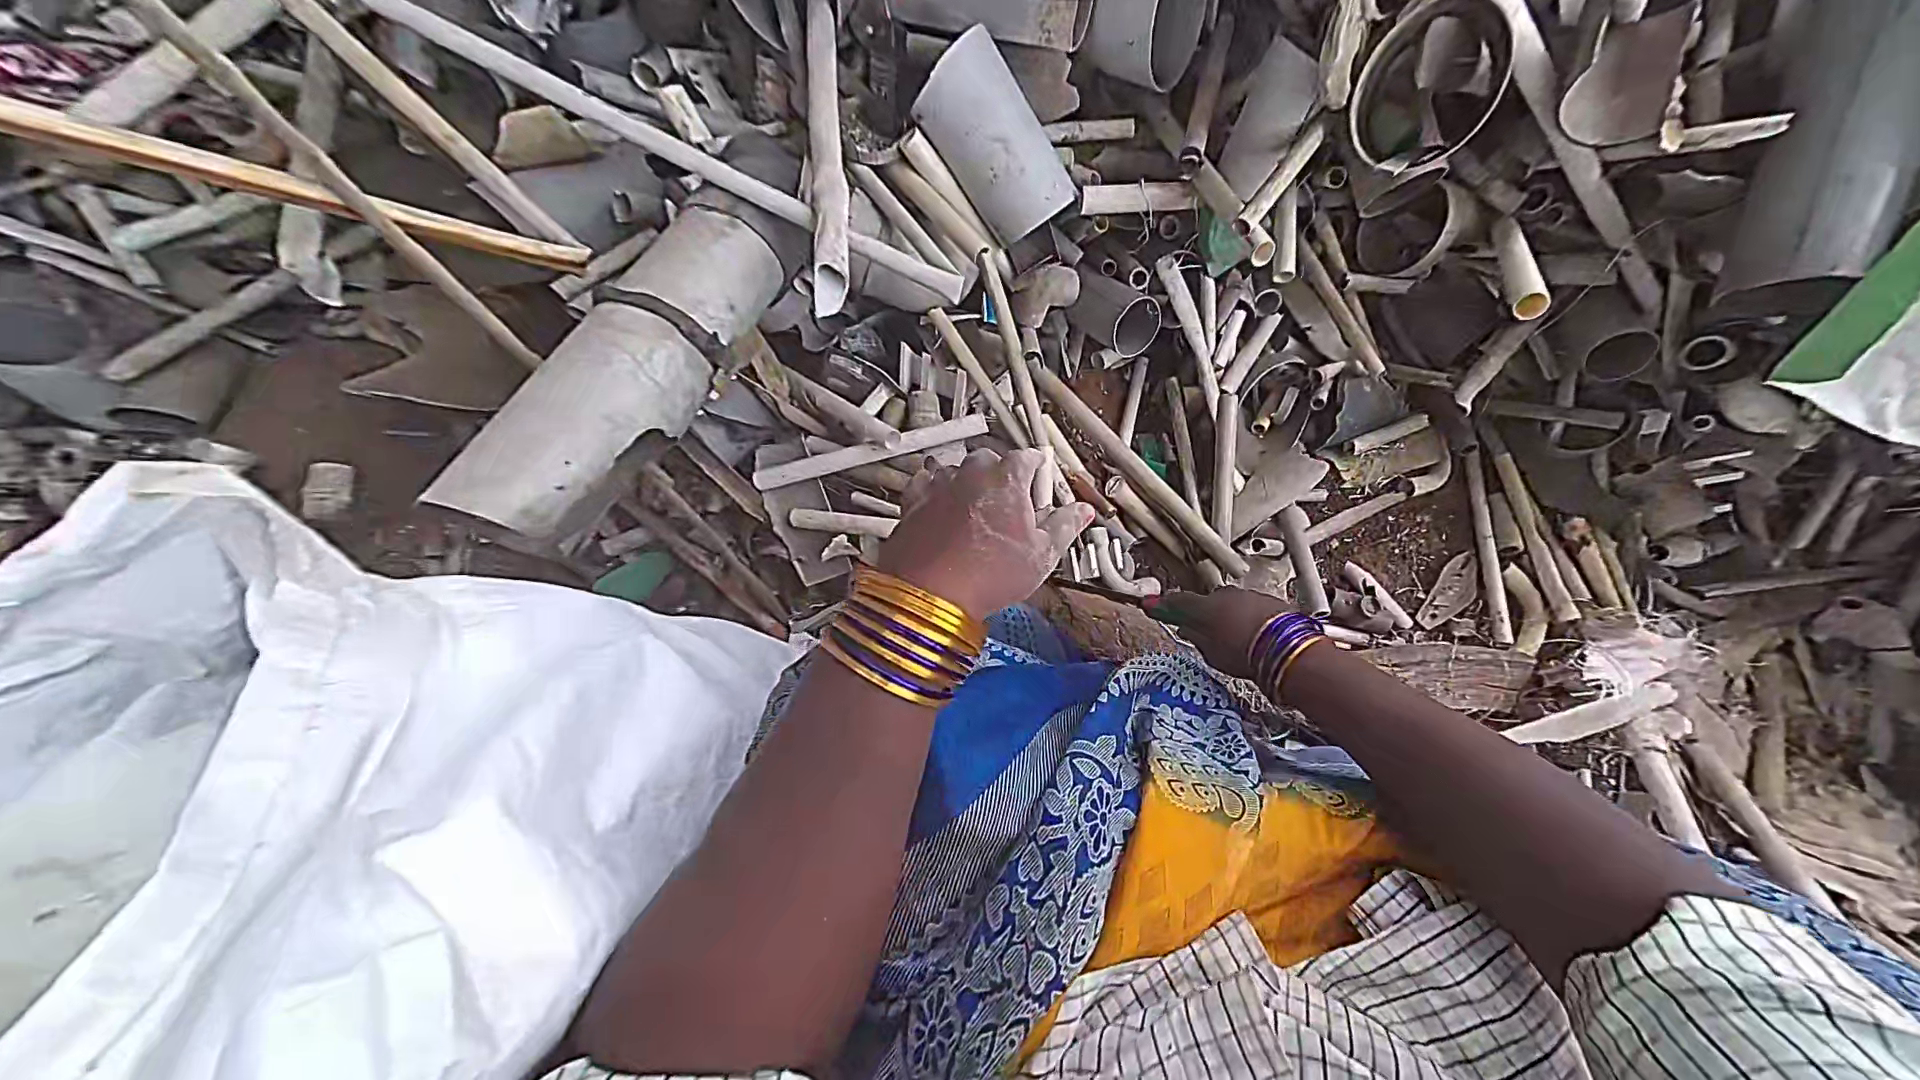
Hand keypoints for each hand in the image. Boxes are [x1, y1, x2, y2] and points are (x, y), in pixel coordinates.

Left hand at [880, 448, 1092, 620]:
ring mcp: (939, 485)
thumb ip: (1065, 526)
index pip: (1028, 457)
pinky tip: (940, 506)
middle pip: (990, 460)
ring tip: (976, 508)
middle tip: (1010, 500)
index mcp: (1007, 478)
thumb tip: (1081, 512)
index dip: (1037, 467)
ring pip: (957, 470)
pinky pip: (925, 484)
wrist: (930, 592)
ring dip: (967, 482)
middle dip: (1001, 474)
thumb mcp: (1042, 555)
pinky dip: (935, 490)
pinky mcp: (914, 501)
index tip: (1039, 474)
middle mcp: (971, 473)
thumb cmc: (986, 575)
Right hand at [1144, 588, 1291, 678]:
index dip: (1164, 606)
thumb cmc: (1245, 653)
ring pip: (1232, 605)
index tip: (1152, 606)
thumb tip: (1185, 629)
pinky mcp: (1273, 603)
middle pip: (1208, 602)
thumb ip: (1194, 636)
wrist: (1291, 652)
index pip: (1178, 602)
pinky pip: (1252, 610)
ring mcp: (1251, 596)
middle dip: (1205, 615)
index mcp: (1205, 604)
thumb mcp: (1210, 652)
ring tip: (1234, 642)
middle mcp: (1227, 594)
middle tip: (1205, 636)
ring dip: (1229, 617)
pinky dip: (1249, 620)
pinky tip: (1254, 639)